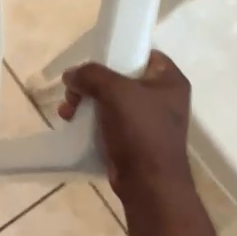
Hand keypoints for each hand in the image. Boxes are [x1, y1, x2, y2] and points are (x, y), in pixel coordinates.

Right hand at [59, 51, 195, 206]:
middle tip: (73, 91)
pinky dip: (89, 120)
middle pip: (120, 77)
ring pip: (110, 100)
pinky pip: (108, 121)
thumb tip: (71, 75)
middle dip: (91, 83)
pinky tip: (72, 123)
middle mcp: (162, 98)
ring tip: (67, 111)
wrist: (148, 184)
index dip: (117, 52)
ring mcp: (148, 121)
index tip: (93, 60)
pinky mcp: (133, 140)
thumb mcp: (115, 91)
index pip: (143, 53)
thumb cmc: (140, 131)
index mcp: (169, 80)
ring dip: (85, 102)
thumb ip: (91, 74)